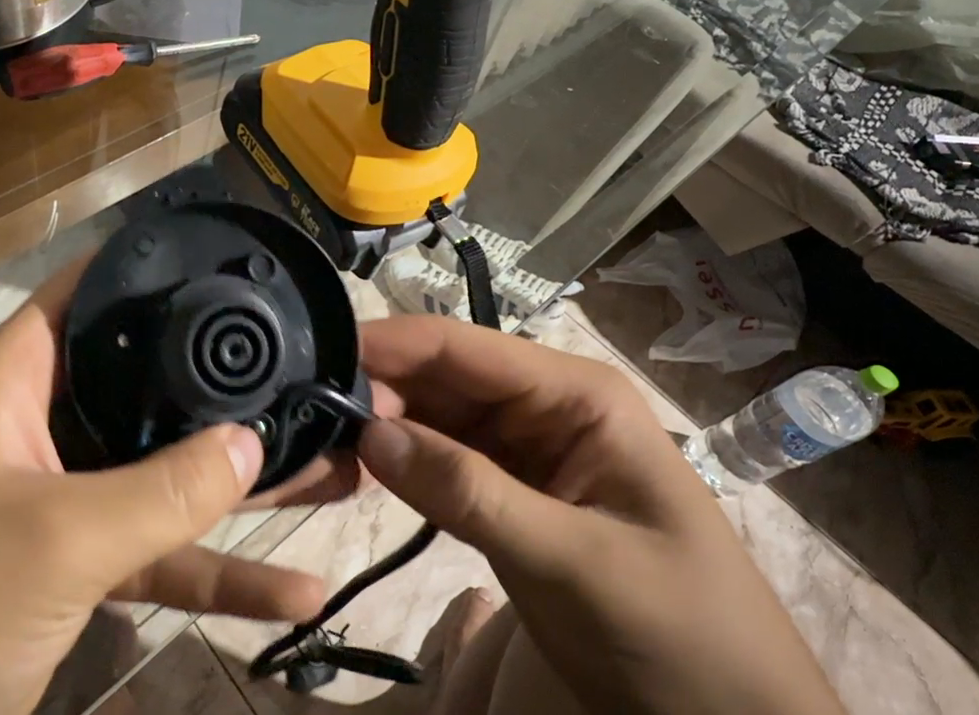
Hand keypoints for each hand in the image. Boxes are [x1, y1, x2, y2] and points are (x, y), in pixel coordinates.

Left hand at [0, 259, 331, 714]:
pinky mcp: (80, 562)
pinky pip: (161, 551)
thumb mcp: (56, 540)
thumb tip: (254, 441)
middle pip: (144, 384)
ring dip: (240, 482)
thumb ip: (161, 491)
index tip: (238, 266)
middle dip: (222, 385)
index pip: (88, 293)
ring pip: (164, 471)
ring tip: (333, 469)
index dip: (155, 270)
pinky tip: (294, 591)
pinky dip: (218, 568)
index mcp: (15, 380)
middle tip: (311, 371)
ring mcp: (65, 496)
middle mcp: (43, 423)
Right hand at [353, 315, 845, 714]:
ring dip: (376, 428)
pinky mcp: (504, 495)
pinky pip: (437, 465)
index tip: (314, 358)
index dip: (389, 347)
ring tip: (311, 438)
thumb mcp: (573, 561)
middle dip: (374, 390)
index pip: (464, 348)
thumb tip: (368, 431)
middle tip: (300, 411)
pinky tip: (348, 471)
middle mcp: (542, 408)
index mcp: (575, 395)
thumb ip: (469, 493)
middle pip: (440, 379)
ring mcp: (521, 453)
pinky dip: (394, 468)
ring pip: (431, 419)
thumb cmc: (678, 631)